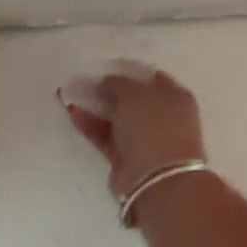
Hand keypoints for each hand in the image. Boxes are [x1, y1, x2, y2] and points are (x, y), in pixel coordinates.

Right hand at [62, 71, 207, 198]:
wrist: (156, 179)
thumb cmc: (153, 127)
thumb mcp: (135, 95)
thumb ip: (118, 84)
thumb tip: (106, 82)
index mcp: (175, 97)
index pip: (152, 79)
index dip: (130, 72)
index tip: (106, 67)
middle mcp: (163, 117)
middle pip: (133, 99)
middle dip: (109, 90)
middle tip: (85, 80)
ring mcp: (145, 138)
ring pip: (117, 118)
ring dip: (95, 107)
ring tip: (71, 94)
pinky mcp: (126, 157)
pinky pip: (106, 135)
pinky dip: (90, 125)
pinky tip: (72, 112)